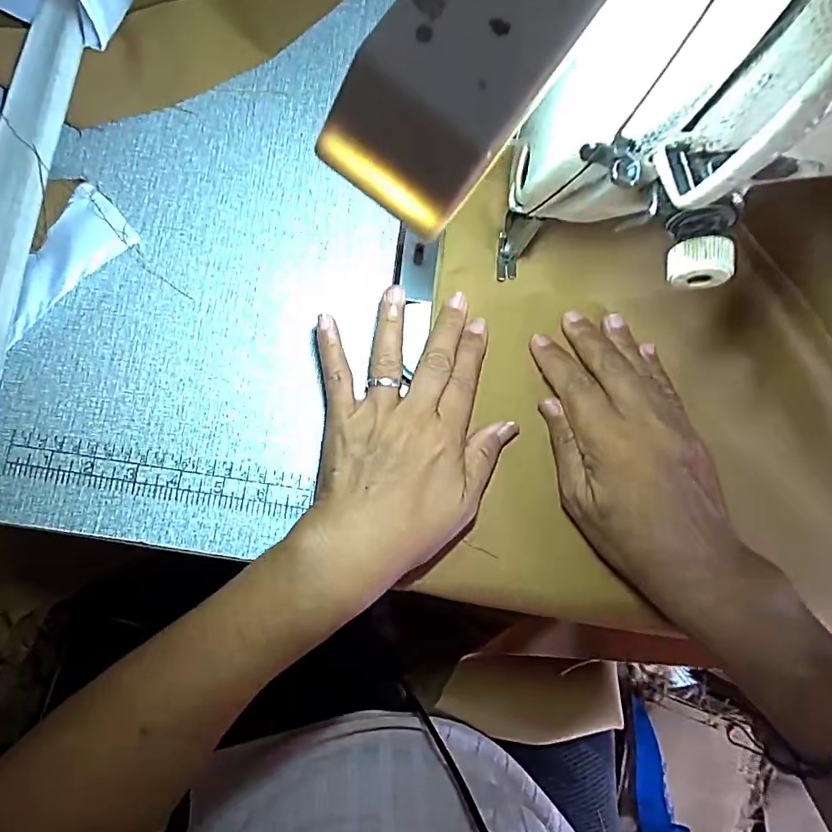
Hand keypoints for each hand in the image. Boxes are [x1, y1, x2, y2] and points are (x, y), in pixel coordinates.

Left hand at [295, 285, 518, 595]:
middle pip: (433, 362)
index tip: (479, 324)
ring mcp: (375, 412)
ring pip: (386, 358)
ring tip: (395, 291)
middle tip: (455, 299)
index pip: (464, 381)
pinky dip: (330, 347)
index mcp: (445, 433)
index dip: (473, 351)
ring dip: (392, 322)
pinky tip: (325, 320)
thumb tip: (507, 424)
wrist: (360, 539)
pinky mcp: (342, 418)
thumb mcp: (464, 502)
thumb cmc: (414, 528)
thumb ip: (482, 458)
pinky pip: (337, 377)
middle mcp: (413, 414)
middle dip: (446, 327)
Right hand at [532, 312, 831, 760]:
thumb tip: (550, 404)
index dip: (555, 361)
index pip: (575, 387)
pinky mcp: (689, 430)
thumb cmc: (625, 537)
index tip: (538, 339)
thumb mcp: (579, 500)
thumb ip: (566, 447)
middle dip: (587, 341)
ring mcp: (670, 422)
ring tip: (606, 318)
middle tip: (569, 316)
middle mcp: (641, 420)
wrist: (697, 559)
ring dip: (621, 342)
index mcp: (607, 439)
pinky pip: (668, 387)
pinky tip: (645, 348)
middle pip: (610, 369)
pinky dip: (654, 364)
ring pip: (641, 371)